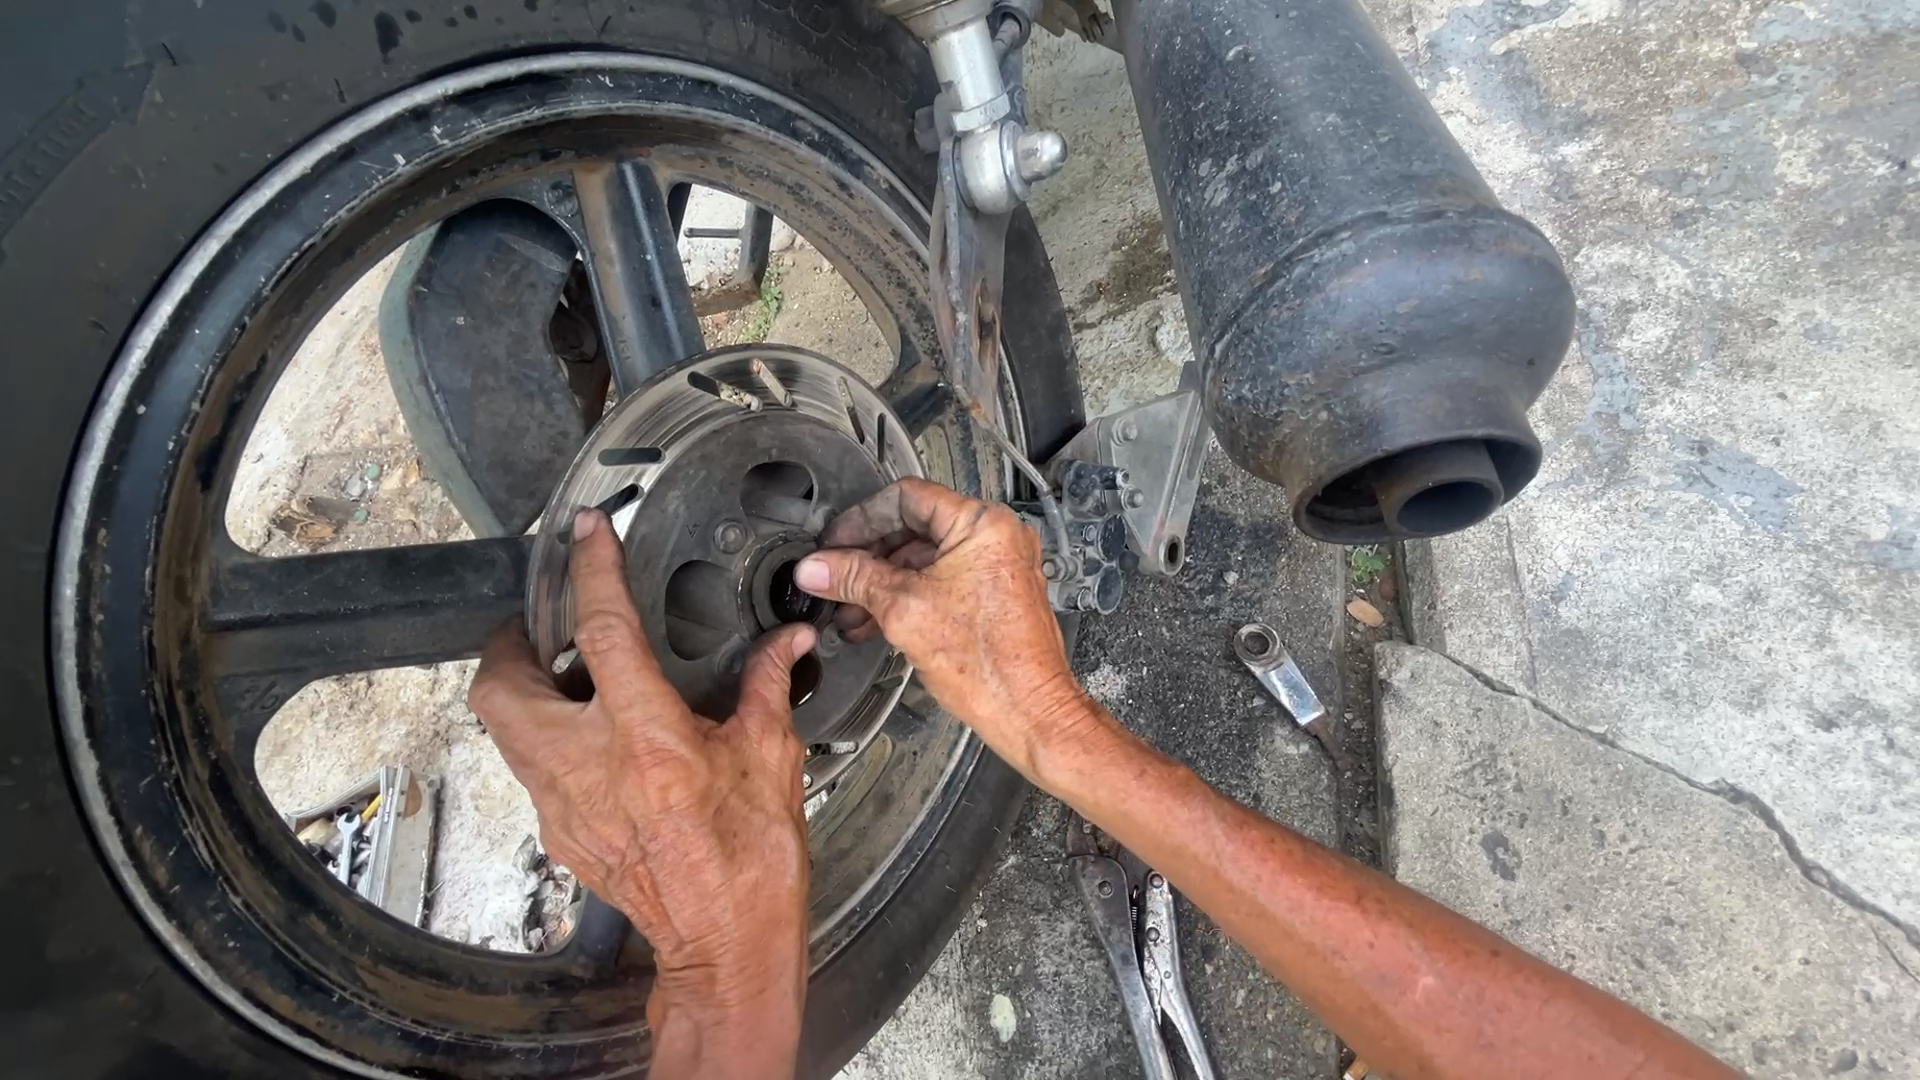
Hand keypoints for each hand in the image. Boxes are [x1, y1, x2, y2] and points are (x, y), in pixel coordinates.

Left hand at [468, 508, 813, 1077]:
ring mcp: (562, 805)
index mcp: (648, 739)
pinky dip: (547, 733)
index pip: (602, 634)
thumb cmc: (753, 852)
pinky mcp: (559, 831)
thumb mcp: (770, 754)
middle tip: (547, 618)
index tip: (583, 533)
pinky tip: (596, 732)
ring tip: (567, 668)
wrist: (726, 938)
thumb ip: (769, 683)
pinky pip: (530, 766)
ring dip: (522, 686)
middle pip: (501, 686)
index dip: (590, 573)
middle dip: (511, 640)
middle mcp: (588, 767)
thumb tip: (790, 638)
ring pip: (501, 729)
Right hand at [793, 477, 1096, 776]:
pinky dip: (907, 595)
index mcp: (982, 525)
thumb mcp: (903, 611)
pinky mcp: (994, 593)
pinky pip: (942, 580)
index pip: (906, 497)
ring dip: (882, 581)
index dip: (861, 519)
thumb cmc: (989, 666)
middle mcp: (996, 537)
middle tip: (834, 576)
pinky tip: (876, 619)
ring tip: (849, 608)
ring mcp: (998, 565)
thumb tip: (817, 567)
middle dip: (868, 557)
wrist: (1028, 711)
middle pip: (914, 527)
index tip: (834, 543)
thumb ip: (854, 579)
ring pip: (925, 558)